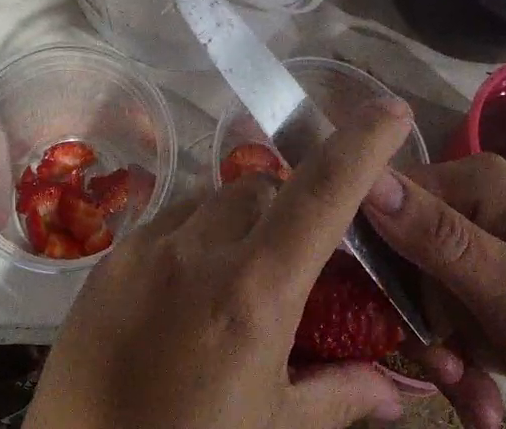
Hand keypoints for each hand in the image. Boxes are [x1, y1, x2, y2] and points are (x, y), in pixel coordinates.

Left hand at [24, 100, 415, 428]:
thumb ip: (340, 395)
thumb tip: (397, 386)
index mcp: (252, 293)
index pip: (319, 197)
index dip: (359, 147)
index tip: (389, 110)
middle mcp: (196, 252)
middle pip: (261, 188)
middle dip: (292, 205)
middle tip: (303, 255)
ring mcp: (144, 249)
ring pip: (211, 199)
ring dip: (240, 219)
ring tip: (242, 274)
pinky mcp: (108, 261)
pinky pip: (166, 223)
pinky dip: (193, 237)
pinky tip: (189, 288)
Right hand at [362, 154, 505, 428]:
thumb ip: (436, 237)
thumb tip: (362, 173)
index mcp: (478, 186)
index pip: (382, 198)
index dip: (369, 253)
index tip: (375, 314)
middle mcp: (477, 212)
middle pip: (400, 257)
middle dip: (415, 323)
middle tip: (445, 371)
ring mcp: (490, 260)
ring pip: (423, 302)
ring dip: (441, 356)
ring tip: (475, 400)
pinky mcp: (500, 304)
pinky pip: (453, 329)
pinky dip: (462, 369)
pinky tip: (487, 405)